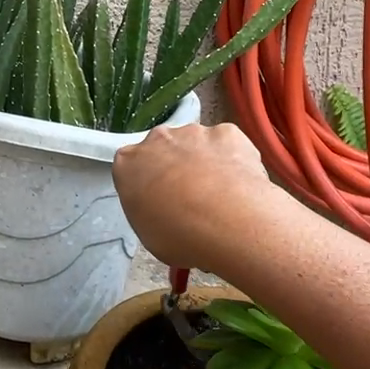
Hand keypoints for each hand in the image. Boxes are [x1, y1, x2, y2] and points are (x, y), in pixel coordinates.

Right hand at [112, 122, 282, 272]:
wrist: (229, 224)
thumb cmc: (182, 235)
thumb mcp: (148, 234)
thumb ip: (149, 210)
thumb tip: (164, 212)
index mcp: (128, 163)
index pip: (132, 166)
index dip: (148, 184)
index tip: (161, 201)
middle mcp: (157, 139)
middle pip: (164, 149)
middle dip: (176, 168)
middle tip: (193, 200)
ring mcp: (193, 133)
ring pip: (198, 145)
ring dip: (206, 163)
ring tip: (223, 198)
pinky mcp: (227, 133)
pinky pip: (229, 144)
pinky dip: (235, 160)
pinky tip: (241, 185)